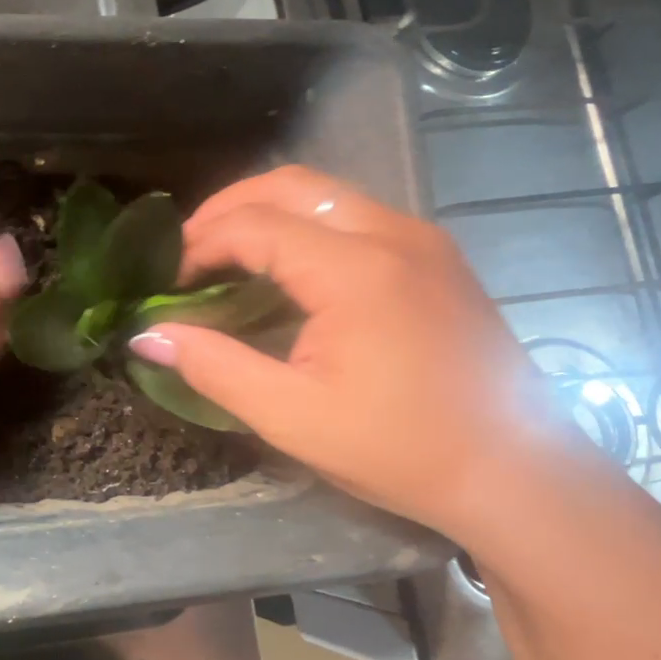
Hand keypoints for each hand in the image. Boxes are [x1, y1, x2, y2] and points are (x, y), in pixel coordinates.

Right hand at [126, 165, 599, 539]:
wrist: (515, 473)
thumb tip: (145, 336)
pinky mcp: (436, 259)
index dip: (197, 247)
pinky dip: (305, 228)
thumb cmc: (399, 448)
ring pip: (326, 195)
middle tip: (186, 255)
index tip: (166, 286)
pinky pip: (355, 217)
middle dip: (226, 209)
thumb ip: (213, 366)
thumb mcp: (290, 416)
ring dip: (266, 214)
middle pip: (291, 186)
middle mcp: (392, 234)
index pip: (253, 225)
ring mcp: (422, 241)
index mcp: (355, 269)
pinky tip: (285, 274)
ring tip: (225, 260)